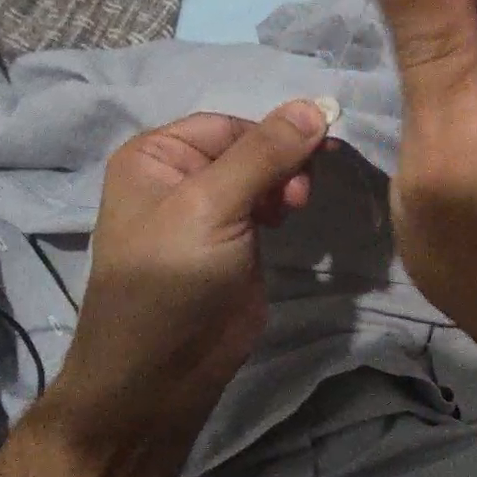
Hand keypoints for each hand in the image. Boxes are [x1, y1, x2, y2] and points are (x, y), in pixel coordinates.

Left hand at [46, 102, 330, 447]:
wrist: (164, 371)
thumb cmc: (173, 279)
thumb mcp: (213, 207)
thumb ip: (265, 155)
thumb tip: (316, 104)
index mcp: (157, 156)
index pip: (228, 124)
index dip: (273, 132)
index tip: (320, 148)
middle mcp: (180, 178)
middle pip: (249, 148)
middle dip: (282, 162)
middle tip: (299, 195)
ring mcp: (210, 214)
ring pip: (263, 178)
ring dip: (287, 184)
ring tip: (295, 209)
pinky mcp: (236, 245)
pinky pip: (267, 208)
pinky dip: (284, 207)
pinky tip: (290, 219)